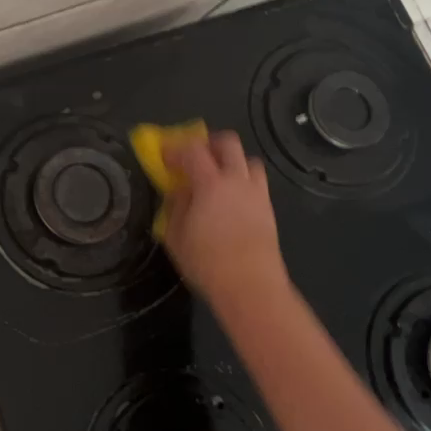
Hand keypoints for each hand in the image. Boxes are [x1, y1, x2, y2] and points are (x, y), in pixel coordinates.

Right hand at [162, 130, 288, 311]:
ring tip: (216, 176)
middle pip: (228, 143)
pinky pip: (256, 182)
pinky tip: (230, 200)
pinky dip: (242, 181)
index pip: (192, 150)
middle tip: (192, 155)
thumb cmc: (207, 262)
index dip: (174, 148)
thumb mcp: (175, 235)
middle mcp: (238, 181)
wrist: (251, 287)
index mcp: (211, 184)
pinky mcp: (268, 209)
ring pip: (248, 160)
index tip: (162, 153)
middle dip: (208, 143)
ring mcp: (257, 194)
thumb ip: (175, 205)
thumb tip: (178, 190)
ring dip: (231, 161)